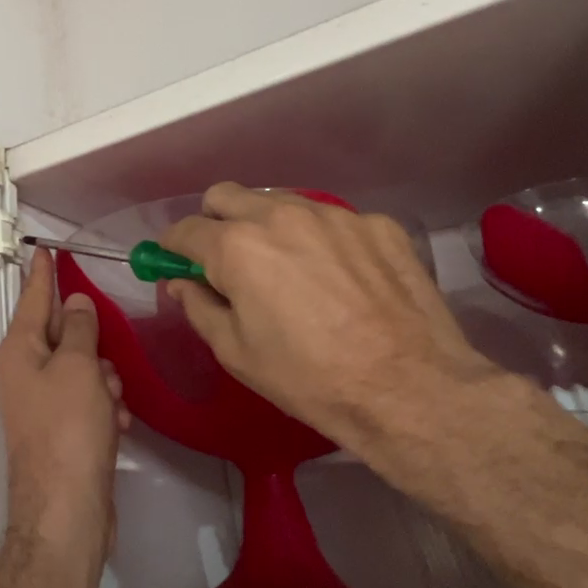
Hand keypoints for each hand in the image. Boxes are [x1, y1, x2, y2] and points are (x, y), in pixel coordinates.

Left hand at [0, 248, 127, 553]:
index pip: (33, 298)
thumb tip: (75, 302)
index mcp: (19, 350)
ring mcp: (41, 402)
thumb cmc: (69, 430)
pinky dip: (103, 406)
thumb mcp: (78, 368)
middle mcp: (24, 372)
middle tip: (105, 354)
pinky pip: (86, 400)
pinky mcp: (61, 430)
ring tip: (113, 400)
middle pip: (60, 334)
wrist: (67, 509)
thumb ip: (79, 329)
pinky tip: (117, 424)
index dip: (43, 273)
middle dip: (89, 342)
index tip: (44, 250)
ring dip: (103, 379)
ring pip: (79, 368)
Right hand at [161, 183, 500, 449]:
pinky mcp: (377, 225)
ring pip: (280, 203)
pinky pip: (333, 221)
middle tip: (228, 261)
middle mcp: (280, 215)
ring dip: (269, 227)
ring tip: (291, 270)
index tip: (177, 264)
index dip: (174, 248)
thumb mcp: (236, 353)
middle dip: (215, 223)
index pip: (184, 230)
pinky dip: (323, 241)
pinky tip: (342, 280)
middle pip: (226, 196)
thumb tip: (183, 282)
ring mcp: (333, 215)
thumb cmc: (310, 379)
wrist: (413, 391)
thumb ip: (198, 306)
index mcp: (236, 246)